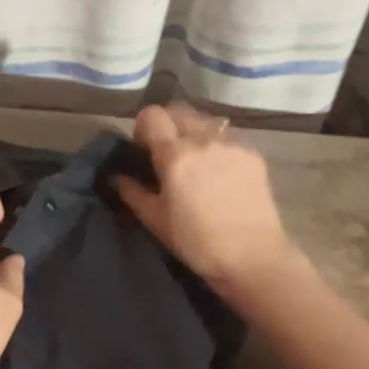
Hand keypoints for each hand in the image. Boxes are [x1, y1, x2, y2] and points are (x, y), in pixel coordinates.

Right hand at [115, 104, 299, 291]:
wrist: (253, 257)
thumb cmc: (197, 242)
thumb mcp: (156, 220)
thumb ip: (132, 192)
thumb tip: (115, 177)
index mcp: (175, 155)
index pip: (152, 115)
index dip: (142, 128)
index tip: (143, 149)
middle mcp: (204, 139)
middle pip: (178, 111)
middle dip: (167, 125)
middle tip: (166, 154)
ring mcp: (232, 144)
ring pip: (204, 121)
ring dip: (192, 132)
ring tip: (194, 161)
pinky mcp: (253, 154)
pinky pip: (226, 137)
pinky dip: (215, 145)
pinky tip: (218, 172)